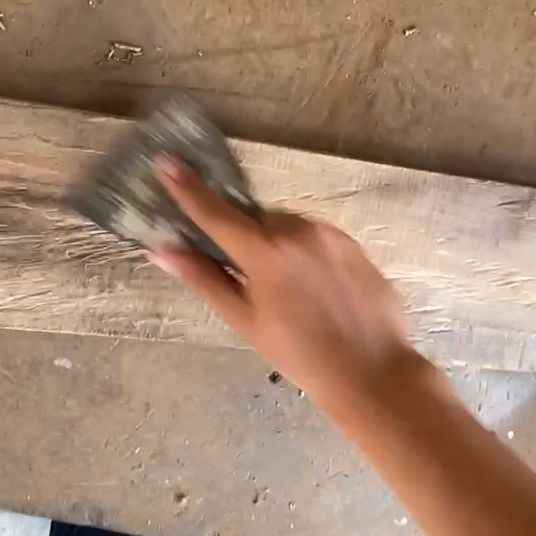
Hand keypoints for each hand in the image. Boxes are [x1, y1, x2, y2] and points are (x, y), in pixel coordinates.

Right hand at [152, 158, 426, 405]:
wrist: (373, 372)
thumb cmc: (300, 354)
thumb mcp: (245, 321)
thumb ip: (204, 279)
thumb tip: (162, 252)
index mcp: (264, 252)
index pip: (214, 212)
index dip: (186, 188)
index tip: (166, 163)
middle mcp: (297, 230)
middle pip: (255, 222)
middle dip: (248, 242)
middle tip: (255, 283)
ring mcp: (328, 234)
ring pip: (286, 228)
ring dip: (278, 248)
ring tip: (292, 294)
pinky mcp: (352, 242)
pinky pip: (315, 238)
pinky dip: (305, 255)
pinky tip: (316, 290)